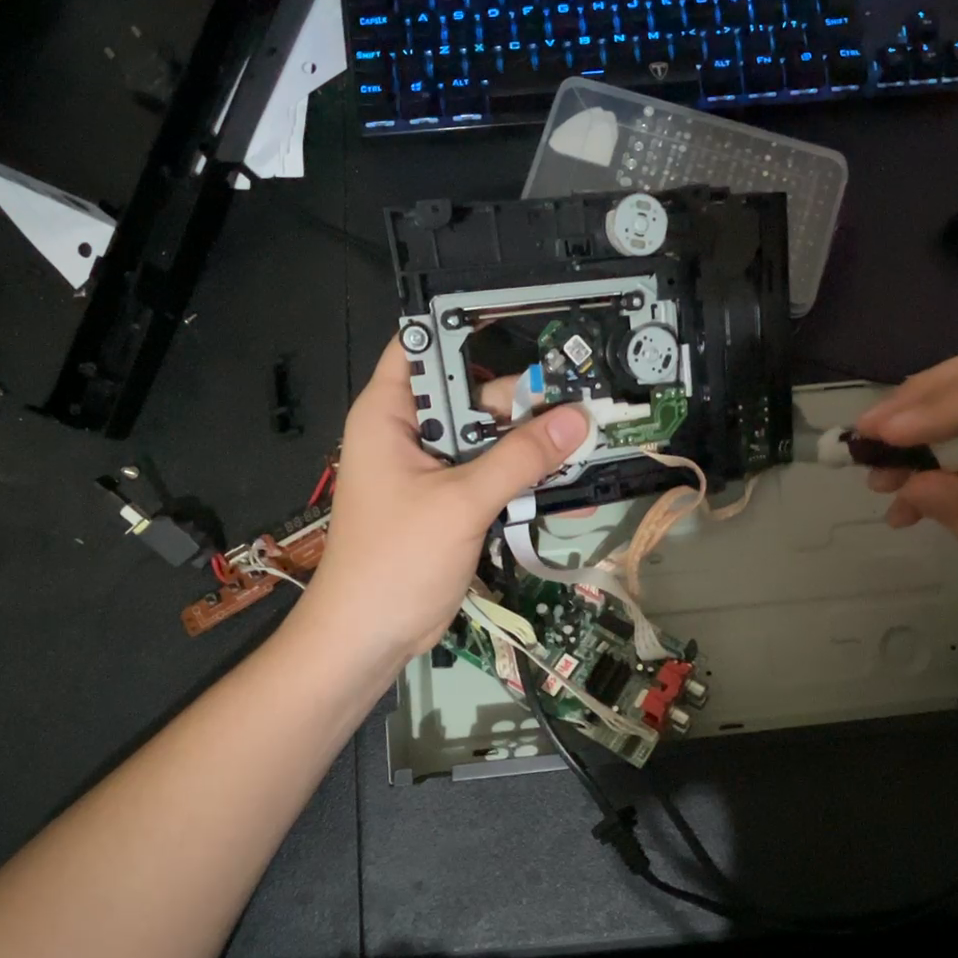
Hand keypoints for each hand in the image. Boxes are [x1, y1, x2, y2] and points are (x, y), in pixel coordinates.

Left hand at [283, 338, 588, 666]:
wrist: (370, 636)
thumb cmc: (396, 560)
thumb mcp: (461, 502)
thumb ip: (520, 458)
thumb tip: (577, 421)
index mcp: (390, 414)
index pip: (423, 346)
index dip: (469, 327)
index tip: (528, 320)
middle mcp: (412, 433)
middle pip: (473, 395)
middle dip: (524, 399)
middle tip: (579, 399)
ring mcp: (436, 470)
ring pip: (492, 438)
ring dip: (534, 443)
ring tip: (587, 440)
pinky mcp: (454, 503)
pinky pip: (497, 477)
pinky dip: (527, 479)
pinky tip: (570, 484)